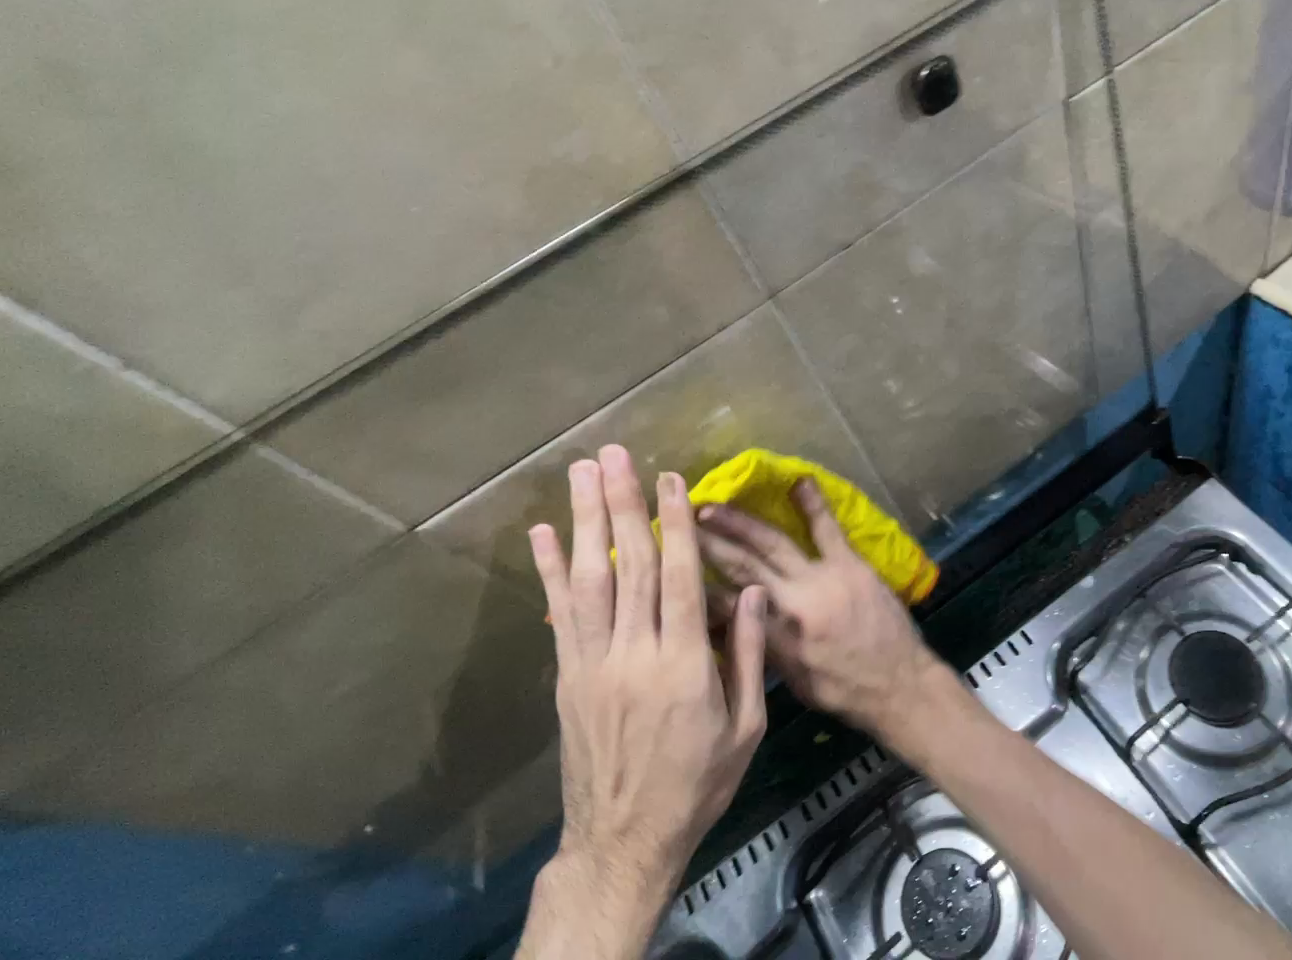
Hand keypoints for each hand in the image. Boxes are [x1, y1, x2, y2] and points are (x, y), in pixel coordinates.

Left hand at [527, 446, 767, 894]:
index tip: (670, 479)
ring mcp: (593, 663)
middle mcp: (634, 652)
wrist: (625, 838)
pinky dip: (550, 570)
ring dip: (585, 521)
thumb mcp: (745, 728)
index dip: (674, 523)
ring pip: (588, 579)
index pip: (677, 577)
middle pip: (627, 564)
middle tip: (615, 454)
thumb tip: (748, 593)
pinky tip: (543, 533)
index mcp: (684, 664)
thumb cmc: (699, 782)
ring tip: (582, 474)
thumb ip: (745, 656)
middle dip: (623, 503)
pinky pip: (559, 615)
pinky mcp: (568, 677)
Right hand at [696, 478, 949, 744]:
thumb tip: (723, 626)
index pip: (723, 605)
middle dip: (705, 544)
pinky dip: (814, 504)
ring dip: (740, 523)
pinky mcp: (851, 566)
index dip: (692, 583)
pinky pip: (828, 529)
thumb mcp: (791, 682)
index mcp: (775, 639)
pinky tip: (797, 481)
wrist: (900, 684)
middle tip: (675, 522)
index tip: (667, 562)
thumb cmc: (843, 691)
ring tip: (709, 505)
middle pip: (741, 566)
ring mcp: (824, 580)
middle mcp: (793, 605)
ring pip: (773, 543)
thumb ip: (759, 649)